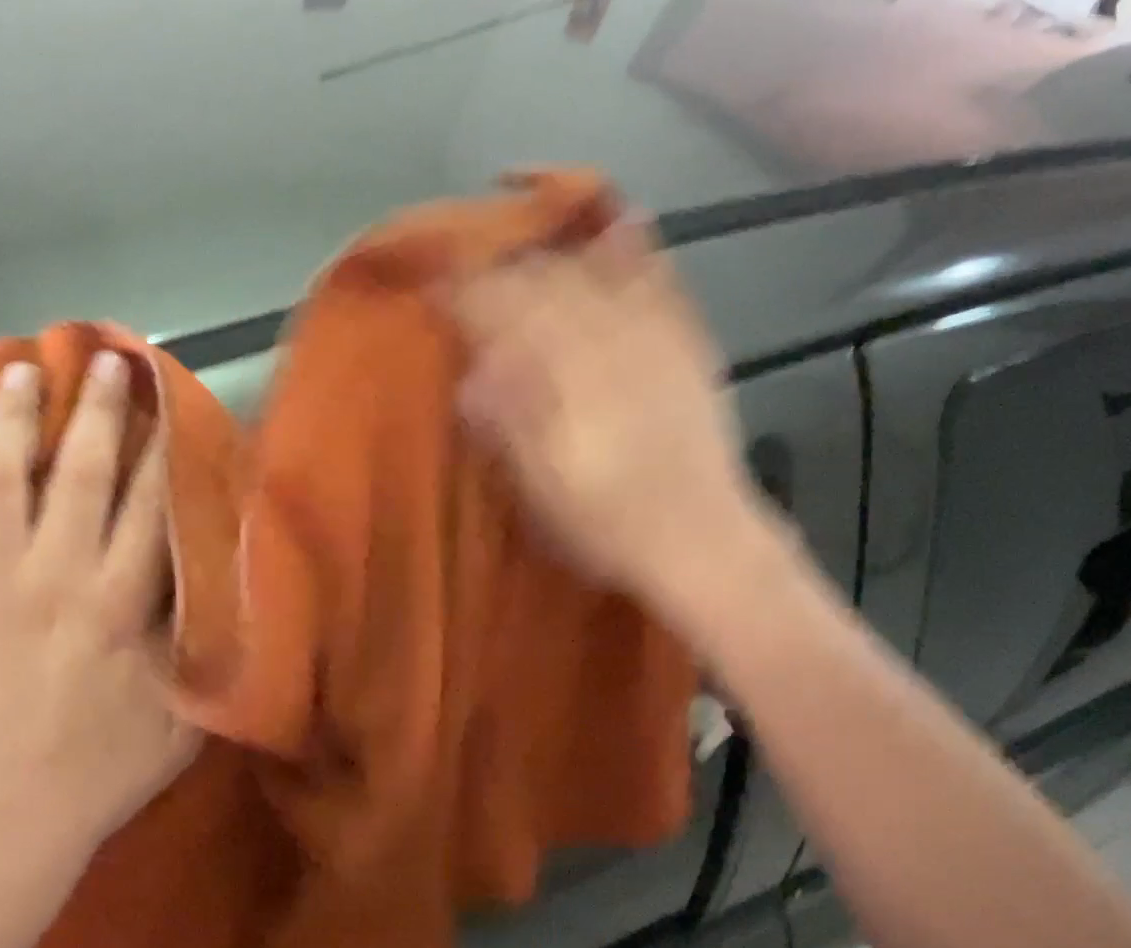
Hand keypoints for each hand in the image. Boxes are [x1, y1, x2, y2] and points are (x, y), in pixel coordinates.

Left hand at [0, 353, 201, 893]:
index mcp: (119, 604)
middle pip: (84, 468)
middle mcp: (54, 573)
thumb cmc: (94, 778)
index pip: (154, 501)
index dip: (169, 444)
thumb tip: (214, 578)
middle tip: (110, 359)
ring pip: (0, 472)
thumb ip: (199, 645)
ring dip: (13, 414)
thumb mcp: (178, 722)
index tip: (178, 401)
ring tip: (23, 369)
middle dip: (101, 407)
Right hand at [448, 216, 769, 602]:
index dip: (462, 293)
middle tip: (473, 263)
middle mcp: (602, 342)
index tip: (433, 286)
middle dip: (502, 265)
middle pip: (543, 281)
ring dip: (558, 248)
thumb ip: (502, 421)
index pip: (499, 314)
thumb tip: (471, 373)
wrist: (698, 539)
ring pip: (596, 272)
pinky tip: (624, 224)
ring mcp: (650, 337)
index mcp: (556, 379)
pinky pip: (660, 280)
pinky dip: (637, 249)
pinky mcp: (686, 344)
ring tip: (531, 237)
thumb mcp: (533, 484)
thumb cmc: (600, 523)